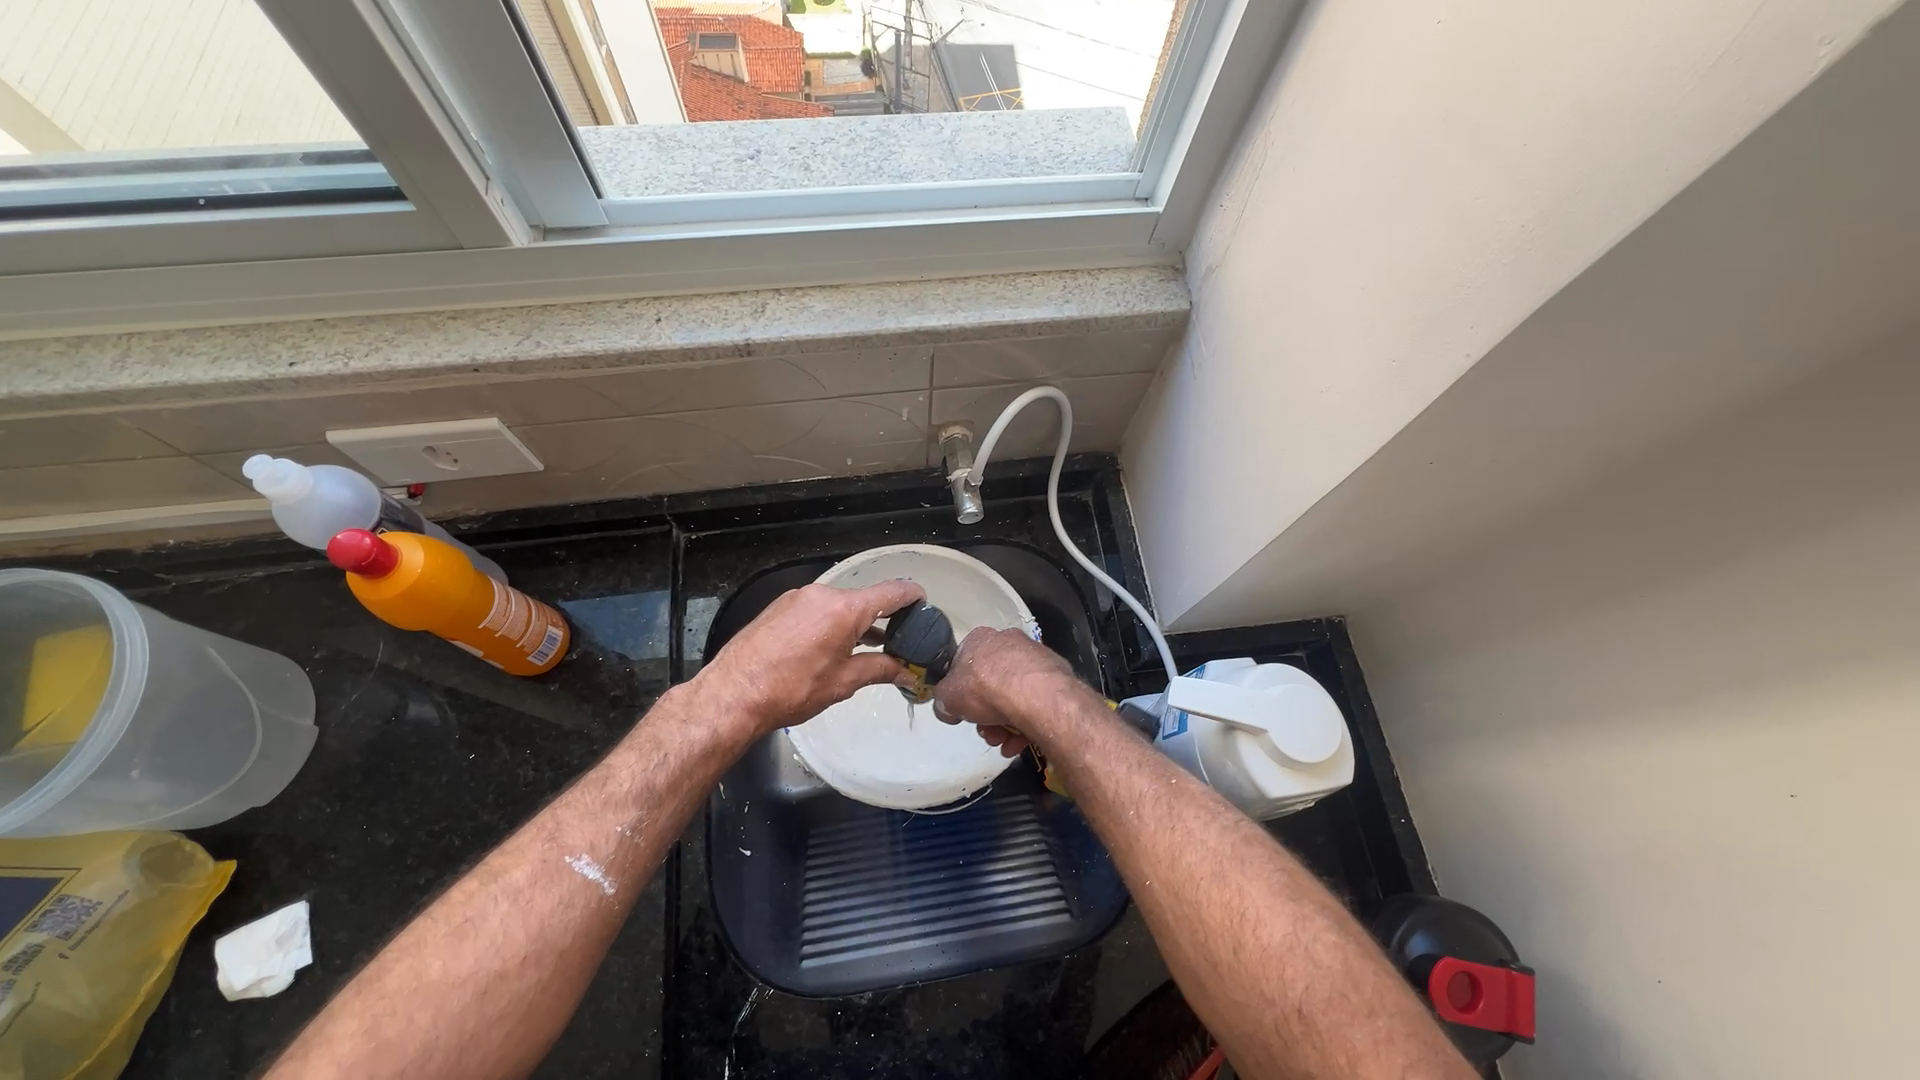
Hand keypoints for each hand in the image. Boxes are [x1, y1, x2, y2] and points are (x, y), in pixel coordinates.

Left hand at [690, 580, 925, 738]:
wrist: (734, 694)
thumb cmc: (790, 689)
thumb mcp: (843, 682)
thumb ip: (879, 670)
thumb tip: (905, 672)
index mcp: (844, 609)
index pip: (891, 592)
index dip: (912, 596)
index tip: (923, 602)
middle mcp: (822, 595)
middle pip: (863, 600)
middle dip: (881, 620)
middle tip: (894, 642)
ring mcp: (797, 598)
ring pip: (838, 605)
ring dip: (853, 623)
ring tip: (863, 650)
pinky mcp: (780, 607)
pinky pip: (815, 609)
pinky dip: (829, 623)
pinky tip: (828, 648)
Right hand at [932, 626, 1081, 757]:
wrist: (1034, 695)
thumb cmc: (985, 688)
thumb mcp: (947, 697)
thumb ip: (943, 701)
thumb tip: (947, 708)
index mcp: (980, 639)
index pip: (964, 664)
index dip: (962, 693)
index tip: (964, 713)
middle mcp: (1008, 642)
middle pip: (990, 685)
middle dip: (985, 715)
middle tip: (985, 732)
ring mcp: (1035, 658)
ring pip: (1013, 696)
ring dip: (1004, 725)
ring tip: (1003, 742)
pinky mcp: (1055, 677)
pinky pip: (1034, 702)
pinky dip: (1025, 724)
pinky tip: (1019, 742)